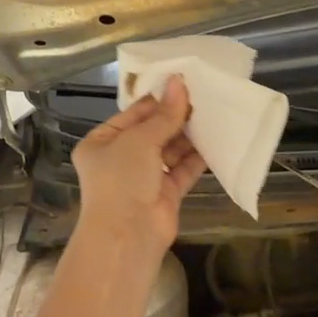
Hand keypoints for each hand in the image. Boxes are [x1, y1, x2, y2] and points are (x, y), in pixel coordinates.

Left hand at [72, 76, 206, 259]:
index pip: (132, 115)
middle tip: (203, 98)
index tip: (183, 85)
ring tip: (212, 115)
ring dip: (188, 136)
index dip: (157, 100)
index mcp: (102, 142)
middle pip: (152, 132)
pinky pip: (183, 170)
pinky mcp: (166, 193)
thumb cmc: (122, 179)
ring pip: (170, 150)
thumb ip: (164, 115)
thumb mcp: (140, 140)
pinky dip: (197, 158)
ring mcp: (144, 178)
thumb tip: (179, 82)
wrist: (128, 234)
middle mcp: (121, 159)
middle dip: (176, 118)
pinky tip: (215, 141)